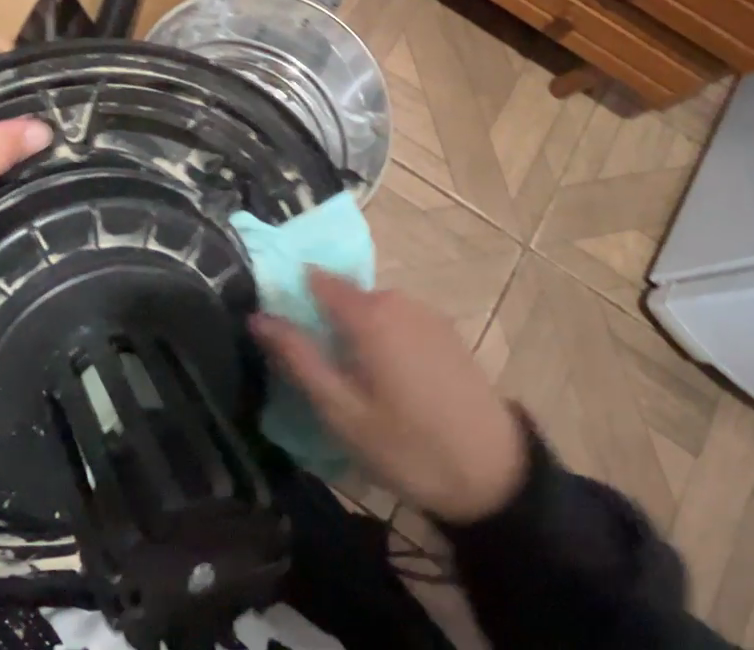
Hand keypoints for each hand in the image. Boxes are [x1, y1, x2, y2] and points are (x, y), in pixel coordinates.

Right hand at [250, 273, 527, 522]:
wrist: (496, 476)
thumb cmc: (408, 446)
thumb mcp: (342, 411)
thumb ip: (298, 358)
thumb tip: (257, 316)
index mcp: (368, 313)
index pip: (313, 278)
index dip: (287, 292)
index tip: (269, 322)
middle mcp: (397, 300)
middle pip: (342, 296)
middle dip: (319, 320)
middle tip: (307, 369)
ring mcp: (426, 313)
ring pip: (369, 310)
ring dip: (350, 332)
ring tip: (343, 380)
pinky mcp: (444, 332)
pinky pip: (395, 321)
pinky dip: (379, 338)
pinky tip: (381, 380)